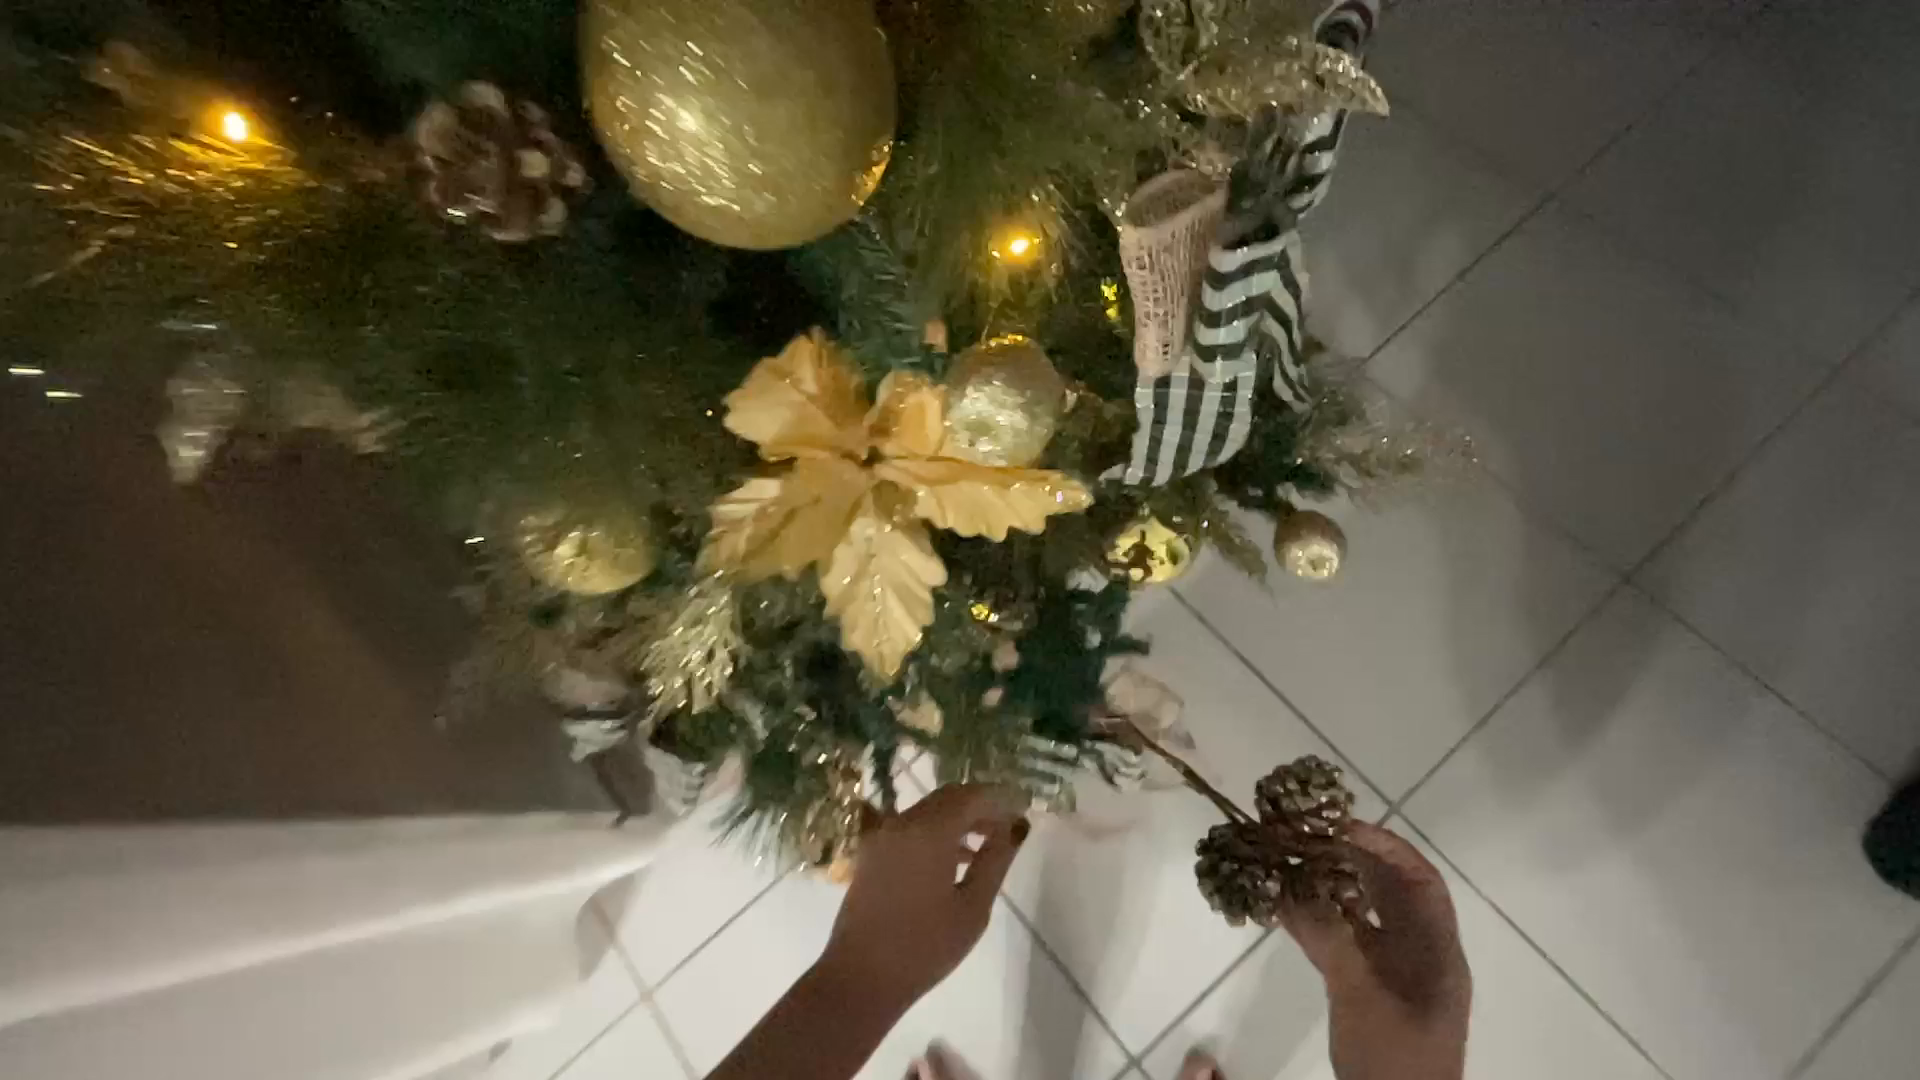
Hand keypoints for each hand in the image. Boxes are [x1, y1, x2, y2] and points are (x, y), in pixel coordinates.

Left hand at [816, 783, 1030, 1008]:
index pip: (972, 796)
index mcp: (929, 830)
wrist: (860, 977)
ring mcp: (884, 835)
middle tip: (1009, 825)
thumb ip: (995, 860)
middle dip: (981, 805)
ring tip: (990, 841)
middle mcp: (903, 822)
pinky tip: (958, 857)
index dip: (1000, 798)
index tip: (1023, 809)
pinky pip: (912, 826)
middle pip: (949, 797)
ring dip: (960, 817)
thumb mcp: (973, 908)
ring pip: (930, 810)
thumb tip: (1013, 828)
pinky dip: (938, 830)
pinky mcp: (873, 851)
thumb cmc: (924, 947)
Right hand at [1277, 823, 1470, 1079]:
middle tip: (1302, 834)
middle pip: (1386, 887)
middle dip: (1346, 855)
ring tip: (1285, 858)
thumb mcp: (1361, 995)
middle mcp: (1415, 950)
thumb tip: (1288, 885)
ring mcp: (1389, 966)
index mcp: (1434, 950)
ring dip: (1323, 883)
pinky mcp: (1362, 982)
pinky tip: (1277, 901)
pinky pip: (1337, 934)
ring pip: (1357, 908)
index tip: (1339, 825)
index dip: (1384, 846)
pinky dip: (1310, 915)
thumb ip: (1328, 936)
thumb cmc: (1394, 1058)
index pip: (1420, 881)